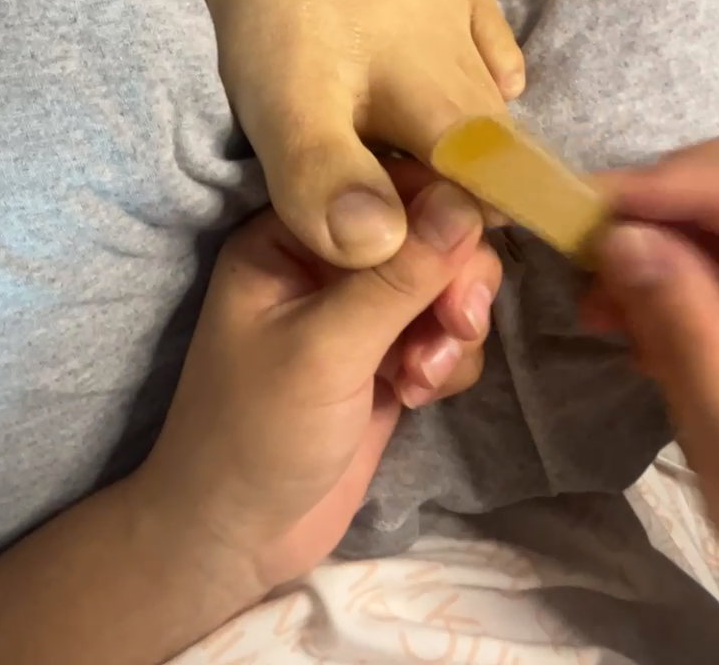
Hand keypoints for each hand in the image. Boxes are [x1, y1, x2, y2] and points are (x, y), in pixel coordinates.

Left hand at [129, 175, 495, 590]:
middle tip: (455, 325)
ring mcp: (356, 310)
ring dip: (448, 330)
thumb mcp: (325, 348)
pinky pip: (441, 334)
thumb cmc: (259, 429)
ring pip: (441, 286)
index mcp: (289, 236)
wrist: (240, 532)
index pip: (379, 186)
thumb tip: (463, 200)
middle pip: (424, 233)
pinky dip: (443, 361)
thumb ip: (397, 278)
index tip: (479, 242)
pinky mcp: (384, 355)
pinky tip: (414, 397)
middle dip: (450, 279)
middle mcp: (325, 262)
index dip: (438, 205)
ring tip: (418, 380)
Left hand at [203, 0, 524, 270]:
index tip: (443, 265)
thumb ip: (328, 178)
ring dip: (468, 127)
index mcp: (442, 105)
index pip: (492, 199)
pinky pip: (480, 24)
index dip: (477, 238)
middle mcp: (472, 58)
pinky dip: (471, 59)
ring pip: (489, 85)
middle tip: (417, 213)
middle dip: (468, 192)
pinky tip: (450, 61)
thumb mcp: (284, 89)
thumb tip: (380, 252)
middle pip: (492, 147)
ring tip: (431, 154)